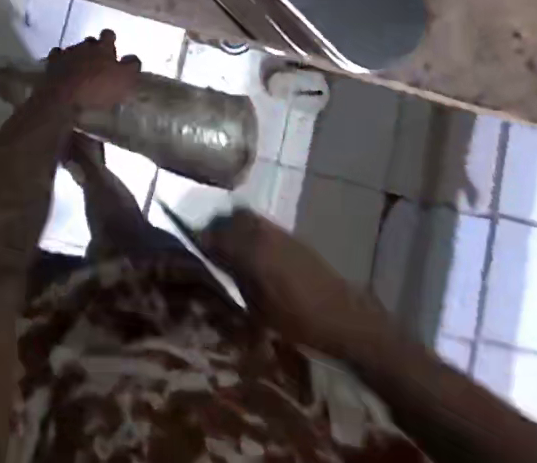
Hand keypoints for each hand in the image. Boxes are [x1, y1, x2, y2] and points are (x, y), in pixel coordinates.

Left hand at [38, 31, 140, 113]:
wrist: (64, 97)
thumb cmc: (98, 89)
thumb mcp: (125, 80)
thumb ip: (131, 67)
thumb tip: (133, 58)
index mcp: (104, 48)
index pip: (109, 35)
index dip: (110, 41)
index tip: (112, 51)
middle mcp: (85, 45)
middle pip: (91, 41)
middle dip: (94, 48)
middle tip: (97, 63)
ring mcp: (67, 52)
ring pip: (75, 48)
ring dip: (78, 56)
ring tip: (80, 70)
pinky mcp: (52, 62)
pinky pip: (57, 56)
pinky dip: (60, 60)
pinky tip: (63, 69)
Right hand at [195, 210, 386, 352]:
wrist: (346, 318)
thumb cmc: (299, 321)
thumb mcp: (257, 307)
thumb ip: (233, 276)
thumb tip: (212, 260)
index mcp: (250, 250)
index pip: (214, 233)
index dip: (199, 239)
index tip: (190, 247)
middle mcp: (261, 232)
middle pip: (228, 217)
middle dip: (214, 227)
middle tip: (207, 246)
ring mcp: (278, 231)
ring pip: (244, 216)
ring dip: (232, 225)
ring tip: (227, 246)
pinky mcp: (290, 235)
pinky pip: (260, 222)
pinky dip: (248, 228)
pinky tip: (250, 249)